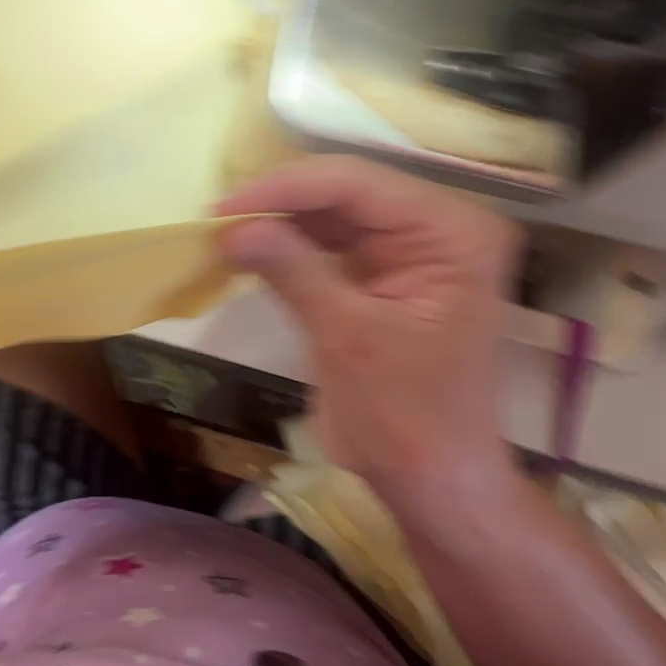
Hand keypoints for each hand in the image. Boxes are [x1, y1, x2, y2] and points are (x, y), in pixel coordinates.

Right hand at [217, 156, 520, 501]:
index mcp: (452, 234)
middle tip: (213, 219)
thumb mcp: (348, 339)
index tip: (221, 210)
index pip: (357, 185)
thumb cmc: (409, 416)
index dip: (285, 189)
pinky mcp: (377, 273)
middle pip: (342, 190)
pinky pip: (322, 241)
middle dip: (277, 201)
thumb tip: (232, 228)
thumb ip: (293, 271)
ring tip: (219, 230)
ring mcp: (406, 249)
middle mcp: (435, 228)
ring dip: (274, 219)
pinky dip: (282, 244)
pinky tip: (243, 247)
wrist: (432, 481)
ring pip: (326, 211)